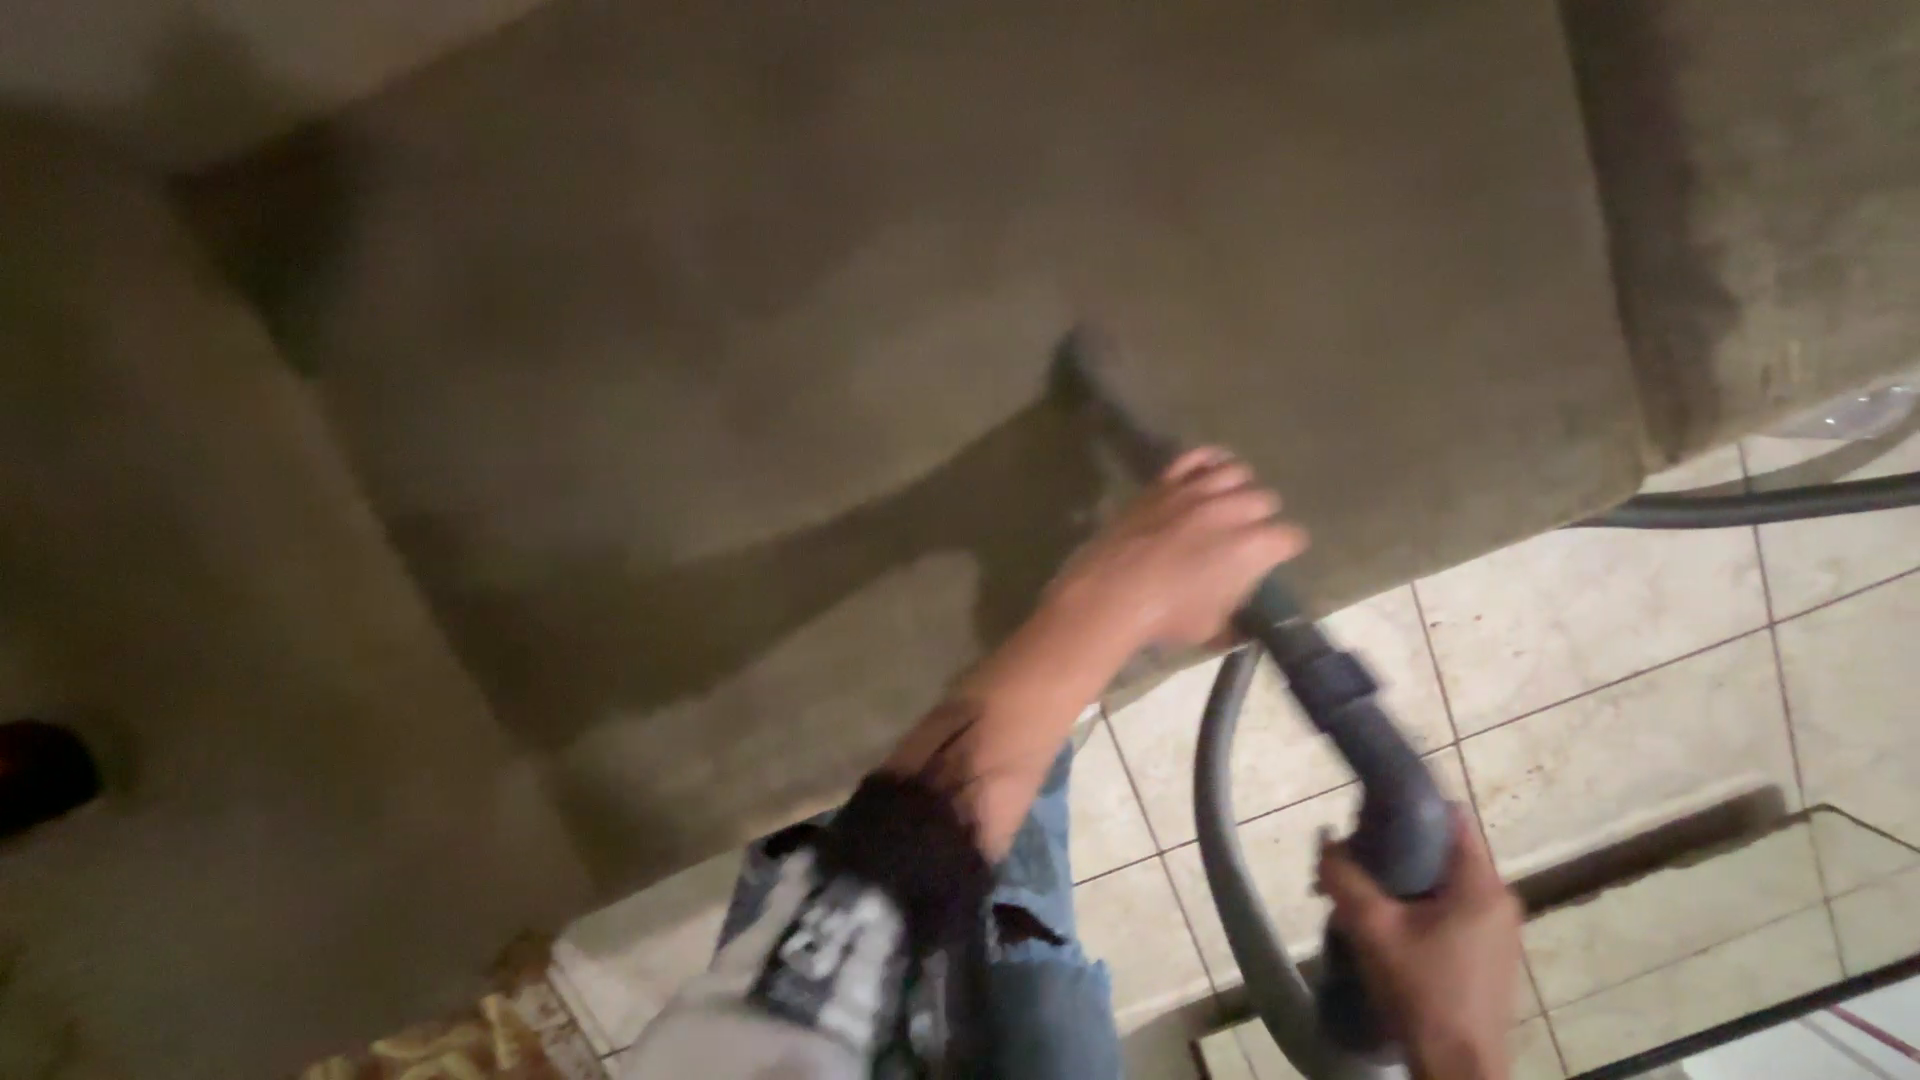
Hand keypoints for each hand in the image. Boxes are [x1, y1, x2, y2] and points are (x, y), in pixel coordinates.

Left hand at [1047, 447, 1306, 649]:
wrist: (1110, 593)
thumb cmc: (1165, 617)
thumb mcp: (1212, 627)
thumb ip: (1232, 612)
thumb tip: (1235, 619)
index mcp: (1253, 547)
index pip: (1290, 537)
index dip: (1285, 548)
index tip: (1278, 555)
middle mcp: (1231, 510)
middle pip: (1265, 499)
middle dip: (1263, 516)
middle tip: (1249, 531)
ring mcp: (1195, 491)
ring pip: (1236, 471)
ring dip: (1239, 486)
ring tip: (1230, 500)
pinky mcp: (1163, 483)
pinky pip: (1194, 457)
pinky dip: (1207, 460)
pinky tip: (1208, 469)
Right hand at [1317, 809, 1523, 1079]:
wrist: (1459, 1071)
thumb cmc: (1421, 992)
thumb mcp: (1370, 926)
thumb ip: (1343, 875)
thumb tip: (1326, 840)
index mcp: (1481, 885)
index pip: (1449, 816)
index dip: (1406, 808)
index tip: (1366, 818)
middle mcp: (1499, 900)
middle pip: (1441, 849)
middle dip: (1393, 849)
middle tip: (1352, 862)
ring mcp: (1498, 931)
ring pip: (1442, 882)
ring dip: (1400, 881)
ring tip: (1360, 896)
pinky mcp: (1488, 956)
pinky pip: (1449, 910)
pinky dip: (1416, 906)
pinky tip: (1384, 928)